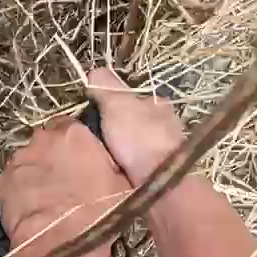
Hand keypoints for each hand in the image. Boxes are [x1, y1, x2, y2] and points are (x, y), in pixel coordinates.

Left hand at [0, 116, 129, 256]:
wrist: (60, 242)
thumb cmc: (98, 213)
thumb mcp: (121, 183)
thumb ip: (107, 163)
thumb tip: (106, 162)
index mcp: (73, 134)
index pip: (69, 125)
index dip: (74, 142)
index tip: (79, 157)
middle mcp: (42, 139)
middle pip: (46, 140)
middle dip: (53, 154)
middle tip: (64, 178)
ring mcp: (19, 160)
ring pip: (28, 160)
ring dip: (36, 171)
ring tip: (46, 196)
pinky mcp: (2, 181)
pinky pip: (13, 180)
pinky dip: (20, 189)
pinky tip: (31, 207)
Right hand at [85, 68, 184, 184]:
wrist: (161, 185)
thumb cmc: (142, 138)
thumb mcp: (119, 104)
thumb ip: (106, 87)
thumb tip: (95, 71)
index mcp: (158, 105)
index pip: (130, 98)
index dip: (109, 103)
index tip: (92, 114)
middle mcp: (164, 127)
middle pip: (128, 123)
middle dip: (111, 131)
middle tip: (92, 138)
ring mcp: (162, 153)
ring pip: (130, 147)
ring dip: (115, 152)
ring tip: (95, 157)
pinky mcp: (157, 176)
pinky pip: (132, 168)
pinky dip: (121, 169)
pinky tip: (109, 172)